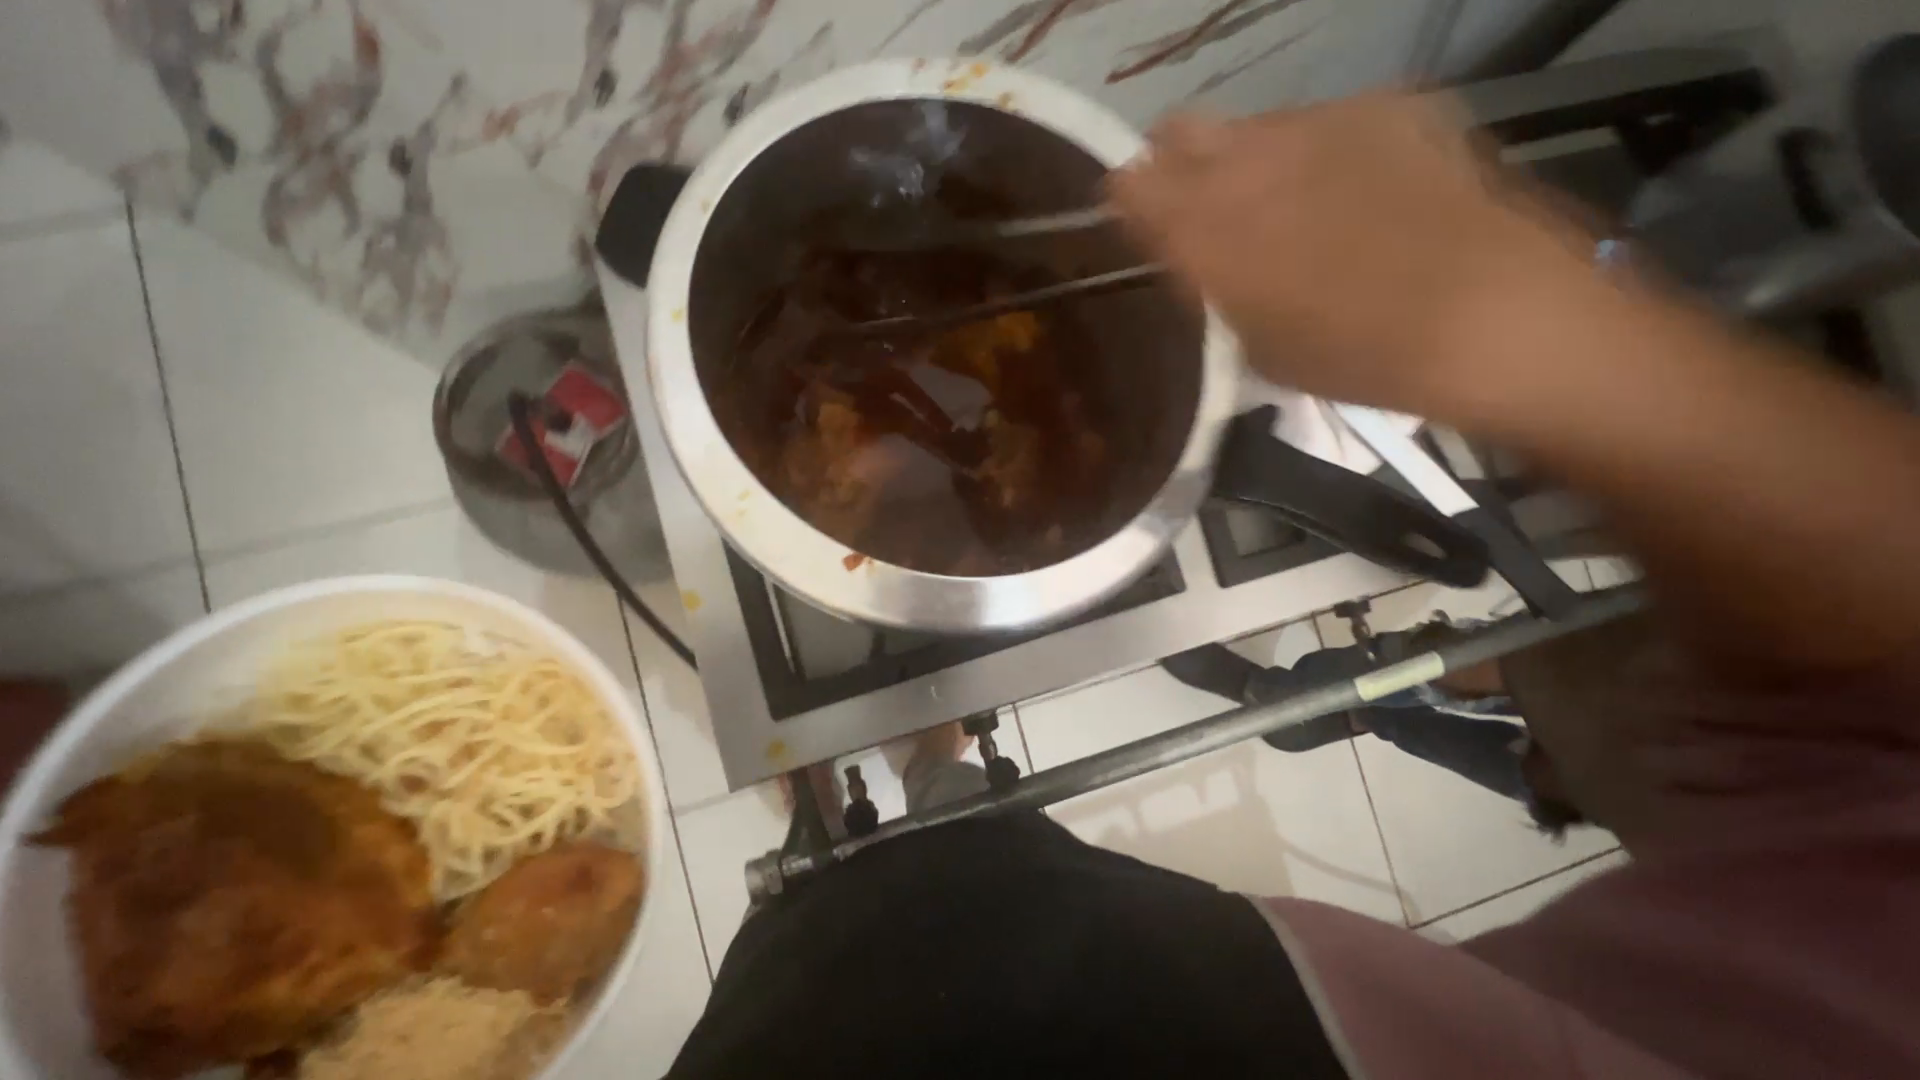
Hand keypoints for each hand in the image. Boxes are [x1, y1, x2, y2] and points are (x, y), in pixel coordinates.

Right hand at [1109, 94, 1601, 421]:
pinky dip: (1320, 151)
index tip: (1138, 225)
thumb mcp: (1256, 347)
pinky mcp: (1383, 105)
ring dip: (1249, 158)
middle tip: (1205, 210)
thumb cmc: (1358, 359)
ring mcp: (1316, 123)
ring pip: (1249, 123)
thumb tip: (1189, 258)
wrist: (1491, 315)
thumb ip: (1210, 290)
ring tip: (1291, 204)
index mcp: (1205, 230)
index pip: (1129, 186)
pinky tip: (1358, 191)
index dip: (1128, 202)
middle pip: (1177, 132)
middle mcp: (1246, 162)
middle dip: (1178, 166)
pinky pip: (1322, 119)